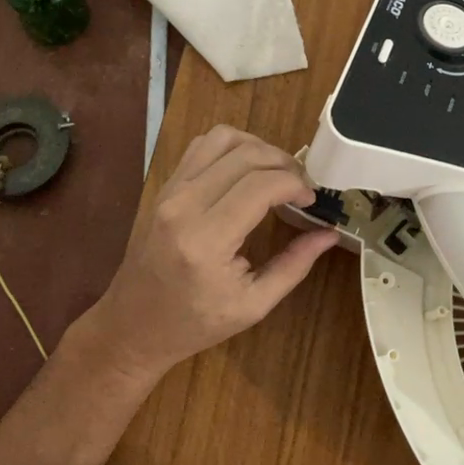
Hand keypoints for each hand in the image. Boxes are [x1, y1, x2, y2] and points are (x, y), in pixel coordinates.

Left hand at [68, 125, 340, 381]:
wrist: (133, 326)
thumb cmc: (195, 323)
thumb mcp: (252, 305)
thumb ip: (294, 265)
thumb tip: (330, 233)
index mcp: (207, 241)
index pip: (261, 186)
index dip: (295, 184)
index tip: (311, 198)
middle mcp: (185, 205)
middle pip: (246, 155)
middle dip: (284, 162)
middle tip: (301, 185)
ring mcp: (170, 190)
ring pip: (222, 138)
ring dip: (258, 147)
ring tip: (275, 173)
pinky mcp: (164, 185)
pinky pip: (201, 146)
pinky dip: (231, 148)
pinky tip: (245, 171)